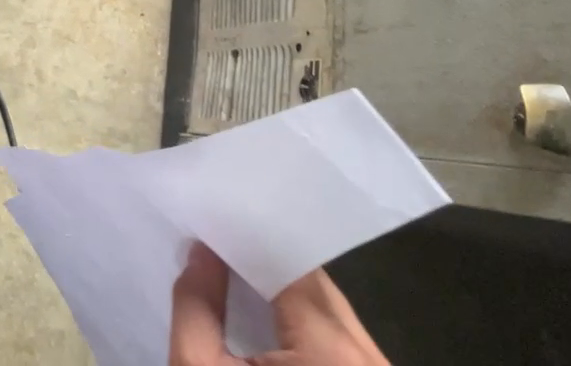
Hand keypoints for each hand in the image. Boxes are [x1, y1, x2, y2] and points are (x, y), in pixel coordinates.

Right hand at [170, 244, 388, 365]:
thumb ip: (197, 306)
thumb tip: (202, 254)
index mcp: (333, 354)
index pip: (291, 265)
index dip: (247, 237)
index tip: (208, 219)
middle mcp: (373, 363)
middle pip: (317, 288)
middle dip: (263, 262)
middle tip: (214, 242)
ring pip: (332, 314)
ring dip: (284, 292)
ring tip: (231, 273)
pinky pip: (339, 341)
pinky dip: (301, 322)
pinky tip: (263, 317)